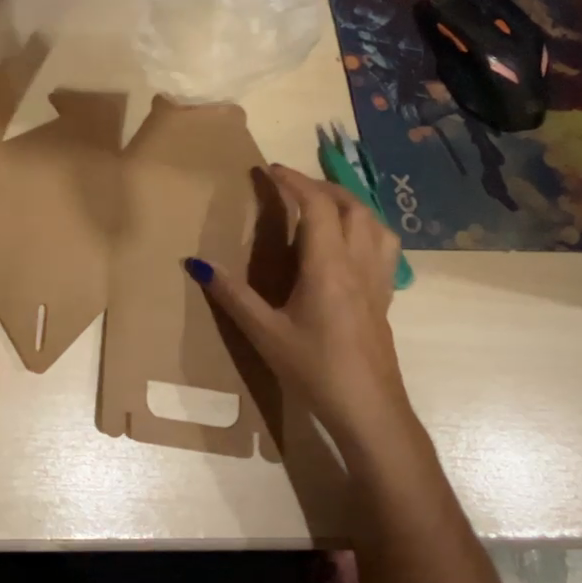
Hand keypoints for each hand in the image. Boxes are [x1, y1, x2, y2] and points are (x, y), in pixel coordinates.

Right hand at [188, 164, 407, 438]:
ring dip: (348, 203)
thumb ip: (232, 295)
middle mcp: (358, 264)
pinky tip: (348, 243)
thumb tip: (197, 262)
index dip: (295, 181)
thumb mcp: (264, 333)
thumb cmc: (315, 370)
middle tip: (291, 185)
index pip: (317, 206)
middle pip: (351, 206)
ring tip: (322, 204)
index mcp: (328, 266)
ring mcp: (378, 281)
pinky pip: (383, 246)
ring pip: (374, 223)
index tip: (270, 170)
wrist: (370, 412)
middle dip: (321, 186)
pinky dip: (366, 228)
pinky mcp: (385, 298)